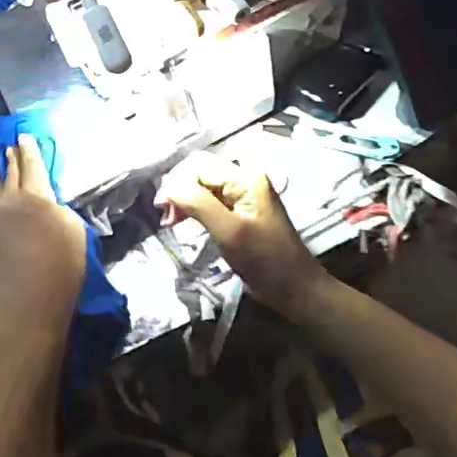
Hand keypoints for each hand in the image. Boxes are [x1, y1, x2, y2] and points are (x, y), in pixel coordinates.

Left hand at [0, 135, 88, 343]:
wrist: (25, 308)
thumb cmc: (60, 269)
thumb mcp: (75, 233)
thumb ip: (61, 210)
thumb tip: (48, 205)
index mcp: (35, 196)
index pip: (32, 165)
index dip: (30, 150)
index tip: (25, 135)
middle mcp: (11, 202)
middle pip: (12, 174)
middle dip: (14, 158)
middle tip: (13, 145)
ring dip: (2, 177)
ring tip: (1, 167)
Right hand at [156, 153, 332, 321]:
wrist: (296, 289)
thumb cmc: (265, 260)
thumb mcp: (229, 231)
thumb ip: (198, 204)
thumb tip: (167, 185)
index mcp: (246, 177)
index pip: (200, 167)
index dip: (177, 183)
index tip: (160, 209)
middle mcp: (245, 179)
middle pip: (201, 174)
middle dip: (179, 191)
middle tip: (165, 218)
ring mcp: (244, 195)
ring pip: (203, 187)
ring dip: (184, 201)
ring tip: (170, 222)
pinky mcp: (241, 211)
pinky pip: (211, 201)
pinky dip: (195, 209)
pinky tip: (184, 222)